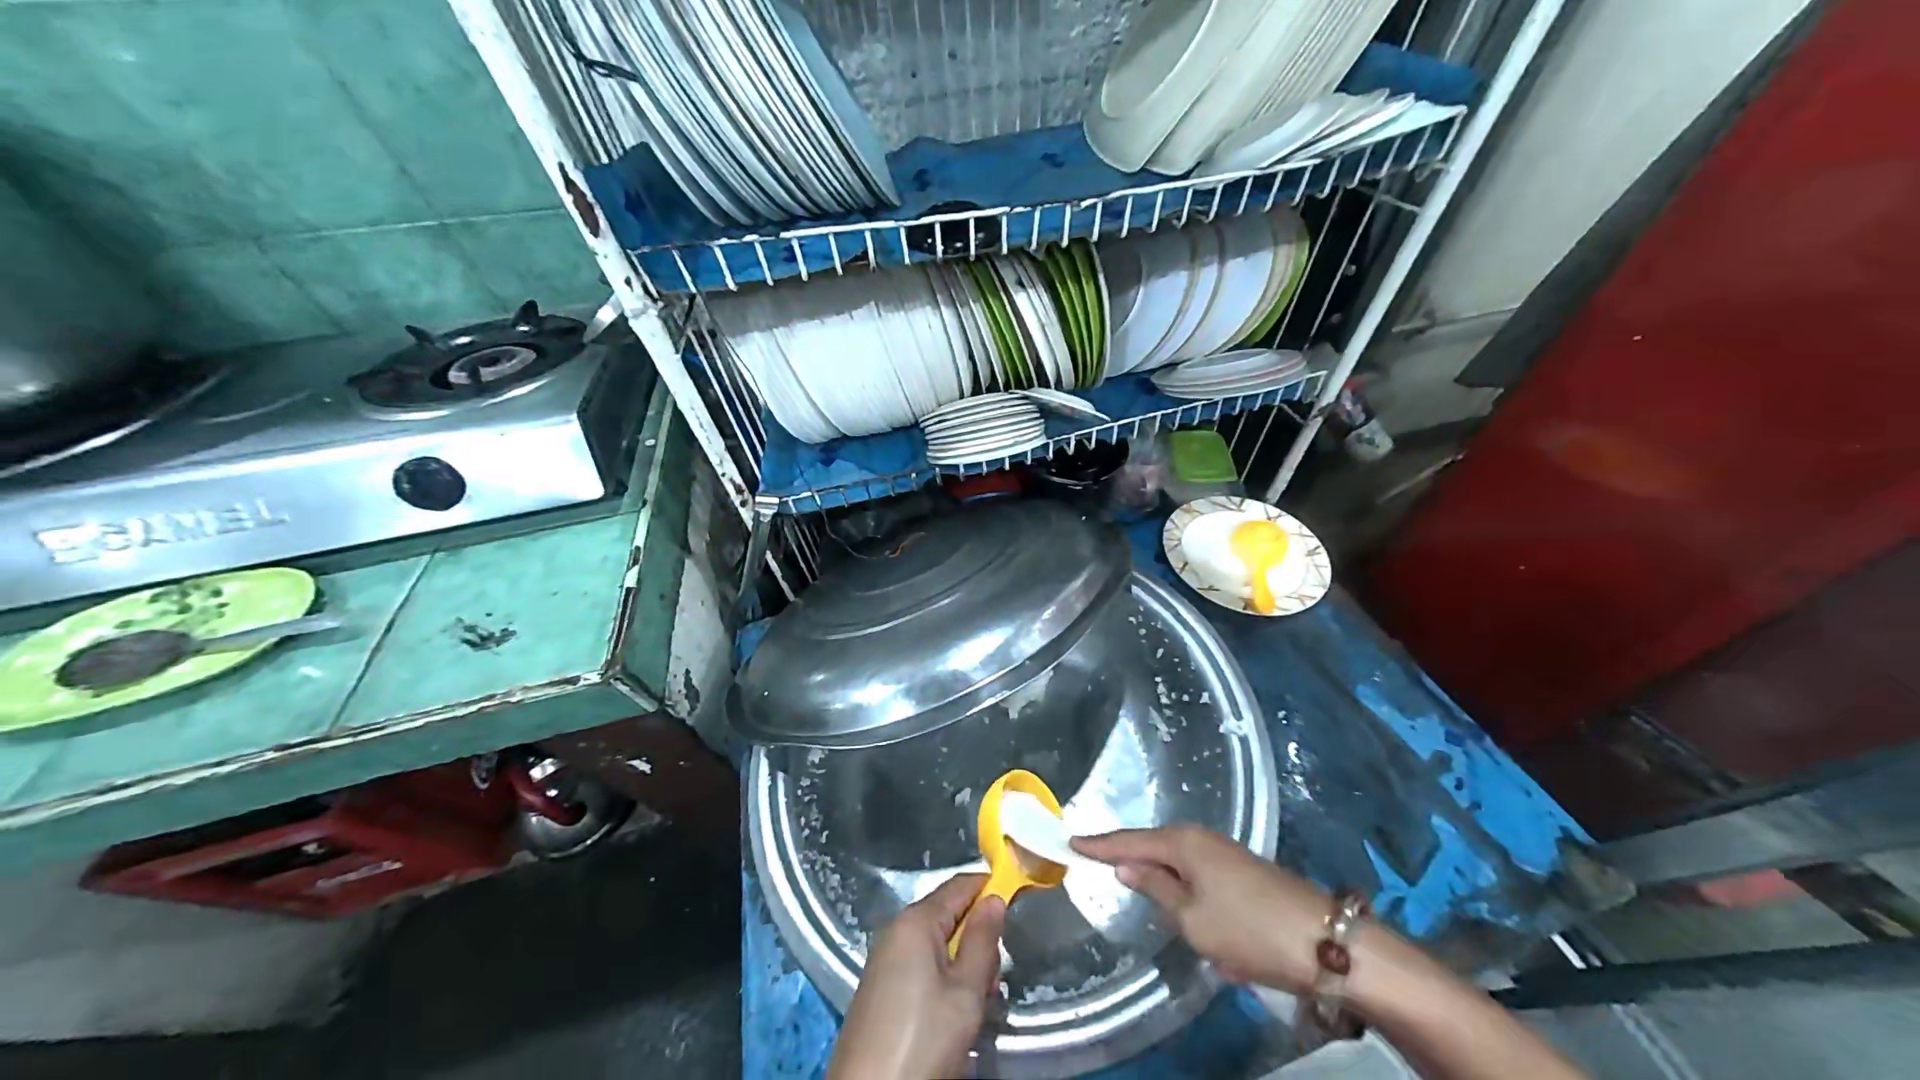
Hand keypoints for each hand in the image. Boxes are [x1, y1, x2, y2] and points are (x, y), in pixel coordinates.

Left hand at [827, 873, 1005, 1079]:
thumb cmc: (924, 1038)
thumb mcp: (966, 992)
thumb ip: (983, 941)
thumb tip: (994, 898)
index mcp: (915, 921)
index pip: (959, 886)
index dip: (989, 890)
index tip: (1017, 908)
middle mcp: (897, 930)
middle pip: (950, 915)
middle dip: (978, 940)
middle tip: (992, 981)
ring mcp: (886, 958)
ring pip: (939, 944)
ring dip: (964, 966)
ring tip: (975, 1005)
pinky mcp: (883, 985)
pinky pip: (923, 965)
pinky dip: (944, 980)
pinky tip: (953, 1015)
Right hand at [1072, 825, 1328, 992]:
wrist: (1325, 942)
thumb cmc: (1247, 928)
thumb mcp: (1191, 918)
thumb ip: (1155, 889)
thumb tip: (1126, 867)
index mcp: (1182, 843)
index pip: (1128, 842)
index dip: (1098, 844)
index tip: (1070, 841)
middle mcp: (1200, 837)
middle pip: (1151, 844)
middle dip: (1123, 852)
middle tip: (1090, 856)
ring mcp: (1223, 851)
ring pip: (1174, 857)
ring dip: (1152, 867)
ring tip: (1124, 873)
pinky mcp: (1240, 869)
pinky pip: (1194, 869)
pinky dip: (1177, 879)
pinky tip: (1171, 892)